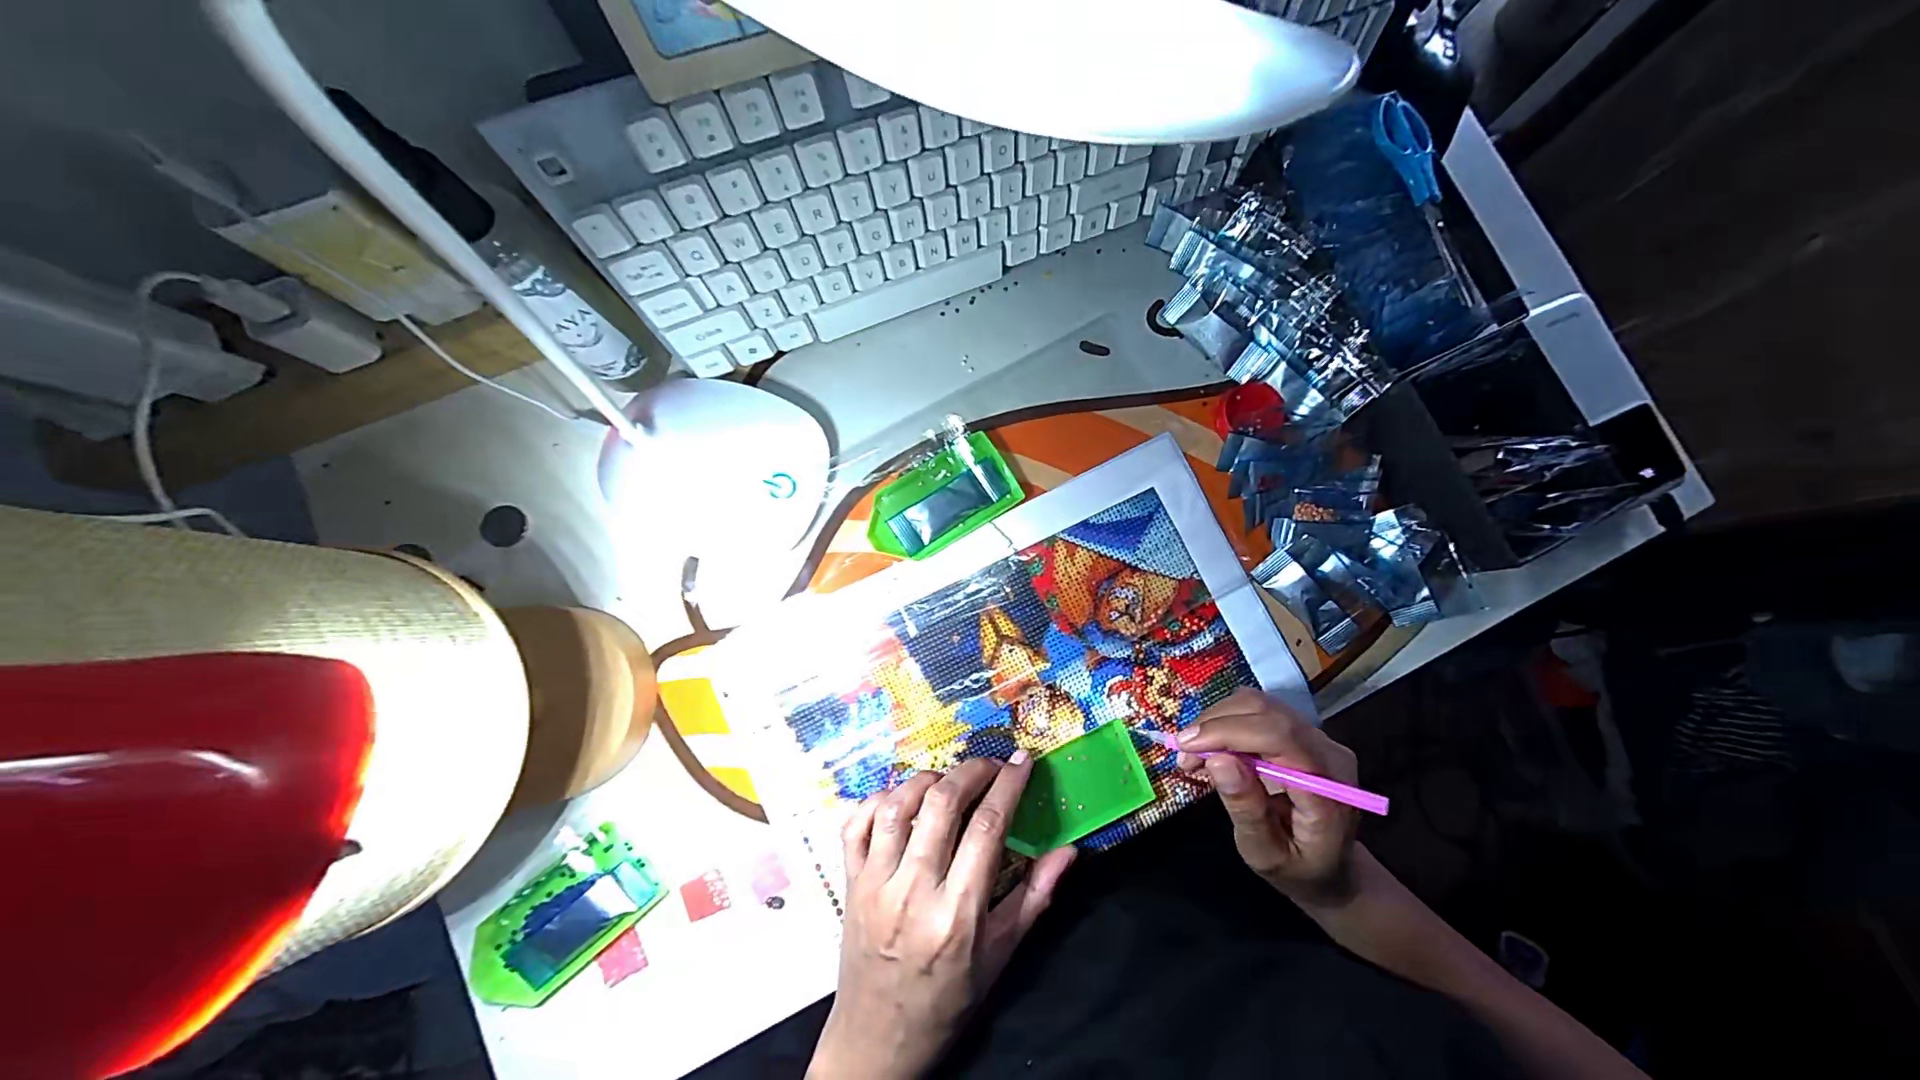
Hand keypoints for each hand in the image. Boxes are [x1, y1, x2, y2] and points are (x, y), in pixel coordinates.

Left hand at [808, 753, 1076, 1079]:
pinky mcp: (850, 881)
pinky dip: (881, 799)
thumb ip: (1035, 898)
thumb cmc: (947, 1000)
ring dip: (928, 779)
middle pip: (942, 804)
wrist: (878, 1038)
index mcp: (957, 914)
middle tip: (991, 765)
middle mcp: (912, 891)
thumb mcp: (1000, 957)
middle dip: (972, 771)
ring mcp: (875, 883)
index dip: (1008, 785)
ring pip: (898, 805)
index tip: (1021, 763)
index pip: (987, 827)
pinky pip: (857, 823)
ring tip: (950, 780)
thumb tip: (1068, 852)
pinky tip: (904, 798)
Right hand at [1177, 689, 1360, 909]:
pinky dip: (1224, 722)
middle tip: (1183, 755)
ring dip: (1215, 721)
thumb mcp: (1265, 854)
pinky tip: (1210, 747)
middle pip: (1265, 711)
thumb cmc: (1298, 870)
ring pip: (1257, 704)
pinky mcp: (1299, 731)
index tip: (1187, 747)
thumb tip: (1217, 760)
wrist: (1332, 869)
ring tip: (1193, 755)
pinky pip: (1257, 711)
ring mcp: (1316, 737)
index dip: (1229, 732)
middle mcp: (1328, 751)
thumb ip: (1245, 809)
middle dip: (1215, 725)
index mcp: (1328, 787)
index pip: (1280, 736)